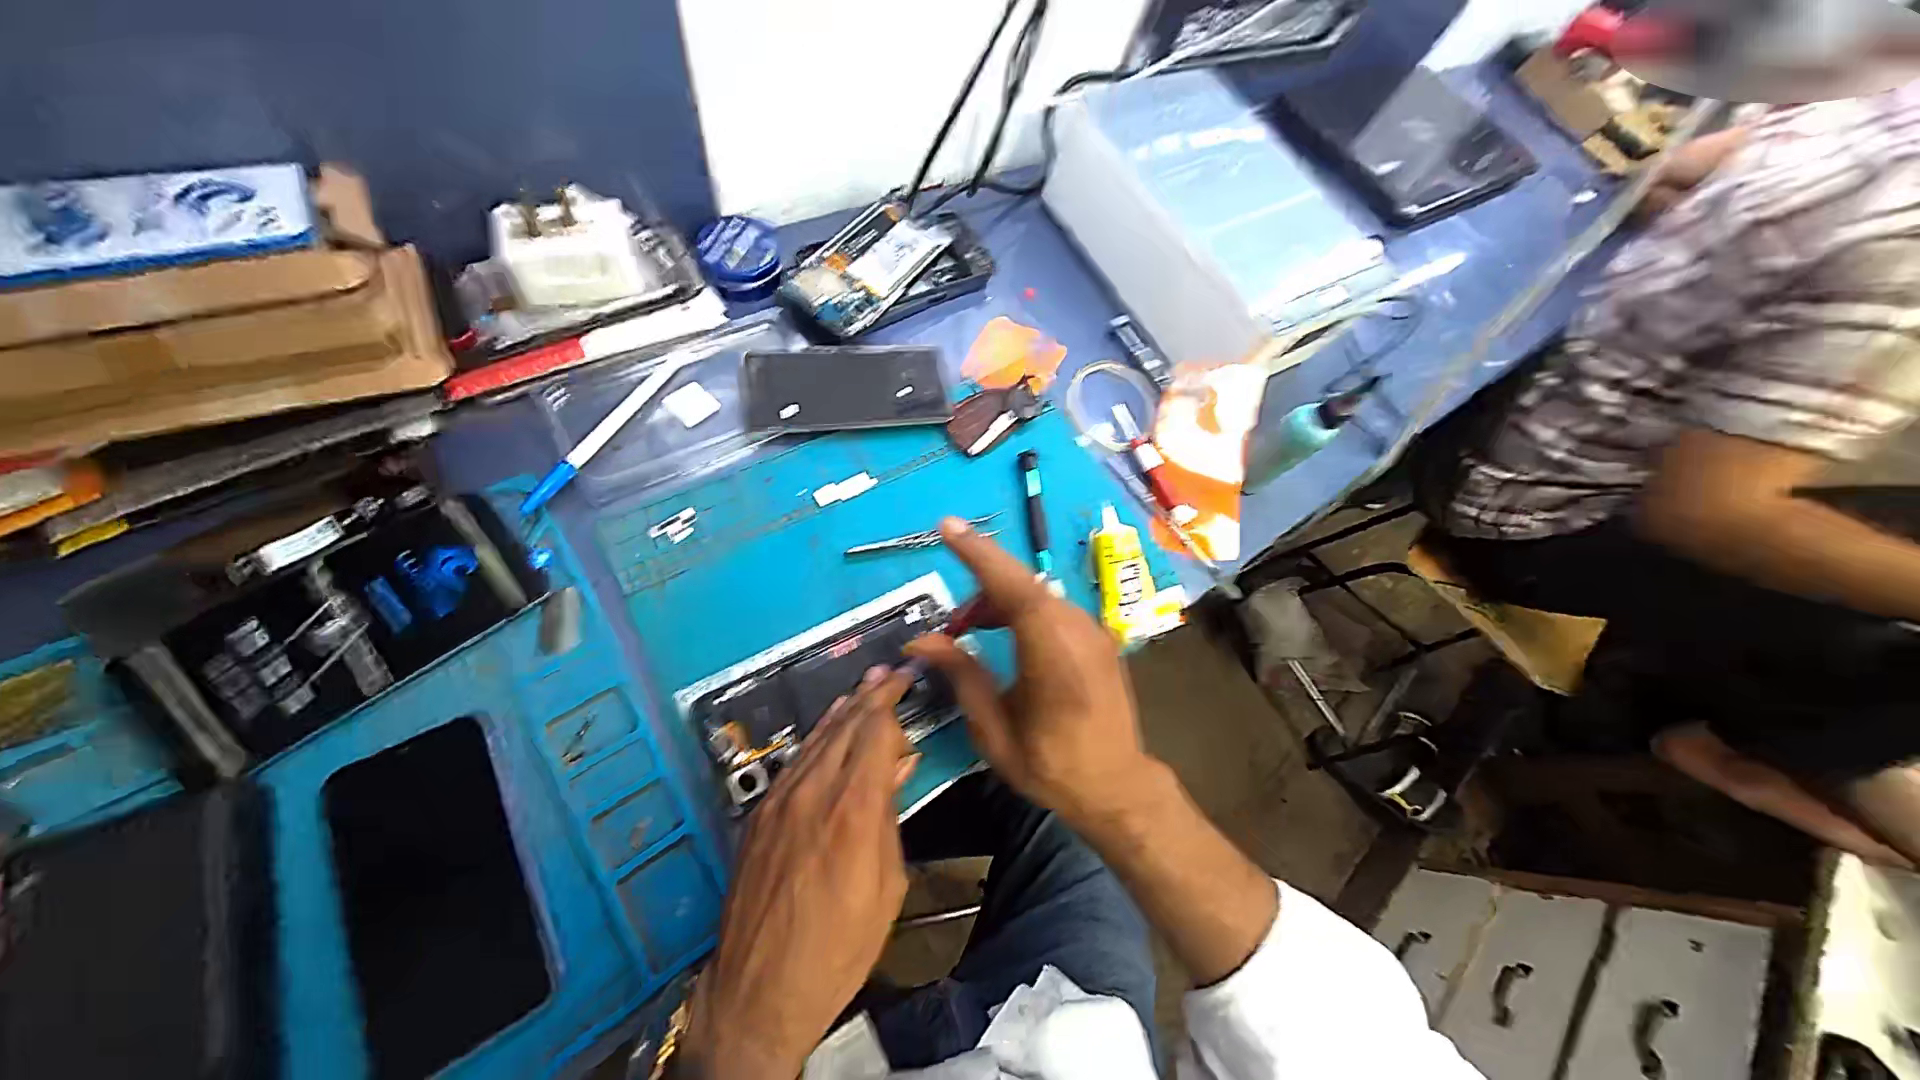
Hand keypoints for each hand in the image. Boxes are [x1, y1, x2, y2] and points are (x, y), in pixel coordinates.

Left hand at [680, 668, 920, 1079]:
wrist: (757, 990)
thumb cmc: (839, 948)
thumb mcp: (885, 887)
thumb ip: (889, 817)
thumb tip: (899, 766)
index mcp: (853, 810)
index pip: (874, 732)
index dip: (891, 701)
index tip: (904, 680)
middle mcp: (814, 792)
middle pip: (845, 725)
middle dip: (870, 696)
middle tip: (887, 674)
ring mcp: (780, 800)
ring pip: (817, 737)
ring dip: (843, 710)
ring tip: (863, 688)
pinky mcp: (759, 814)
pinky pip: (795, 760)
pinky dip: (818, 737)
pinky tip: (829, 729)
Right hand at [904, 518, 1158, 827]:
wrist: (1117, 787)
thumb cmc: (1051, 765)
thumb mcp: (994, 730)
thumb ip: (961, 675)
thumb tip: (921, 641)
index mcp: (1053, 653)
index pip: (1015, 588)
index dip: (980, 555)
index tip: (948, 526)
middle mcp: (1078, 631)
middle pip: (1024, 585)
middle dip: (981, 585)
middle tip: (952, 620)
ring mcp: (1094, 632)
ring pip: (1038, 594)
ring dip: (1001, 599)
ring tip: (972, 629)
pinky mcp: (1099, 638)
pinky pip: (1054, 608)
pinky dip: (1023, 610)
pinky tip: (1006, 636)